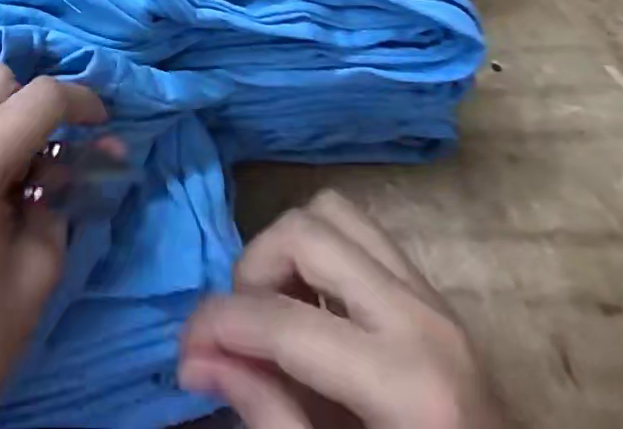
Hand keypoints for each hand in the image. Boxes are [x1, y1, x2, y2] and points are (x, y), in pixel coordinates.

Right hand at [179, 190, 506, 428]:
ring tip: (278, 308)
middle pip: (303, 232)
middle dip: (252, 272)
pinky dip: (319, 251)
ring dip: (287, 249)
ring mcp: (434, 299)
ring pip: (332, 212)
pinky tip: (312, 305)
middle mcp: (423, 320)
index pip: (277, 319)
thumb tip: (199, 360)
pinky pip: (360, 233)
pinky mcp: (434, 295)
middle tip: (243, 331)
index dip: (213, 328)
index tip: (187, 357)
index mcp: (408, 384)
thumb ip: (268, 415)